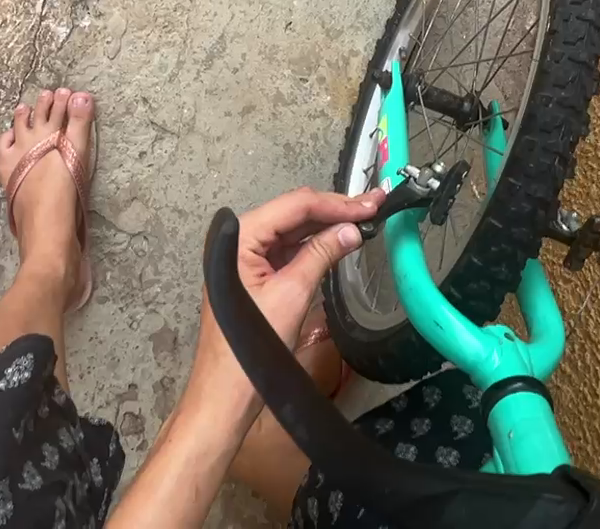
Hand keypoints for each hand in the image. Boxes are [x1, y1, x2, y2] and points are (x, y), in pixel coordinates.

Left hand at [189, 186, 383, 417]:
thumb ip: (321, 254)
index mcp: (242, 237)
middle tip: (373, 205)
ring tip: (363, 218)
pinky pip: (289, 249)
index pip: (295, 205)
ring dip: (328, 224)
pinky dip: (316, 244)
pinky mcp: (256, 275)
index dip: (335, 203)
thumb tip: (351, 230)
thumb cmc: (249, 349)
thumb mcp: (292, 294)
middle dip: (335, 209)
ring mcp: (247, 257)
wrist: (226, 397)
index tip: (369, 204)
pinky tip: (339, 239)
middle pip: (295, 212)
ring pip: (294, 229)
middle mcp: (240, 240)